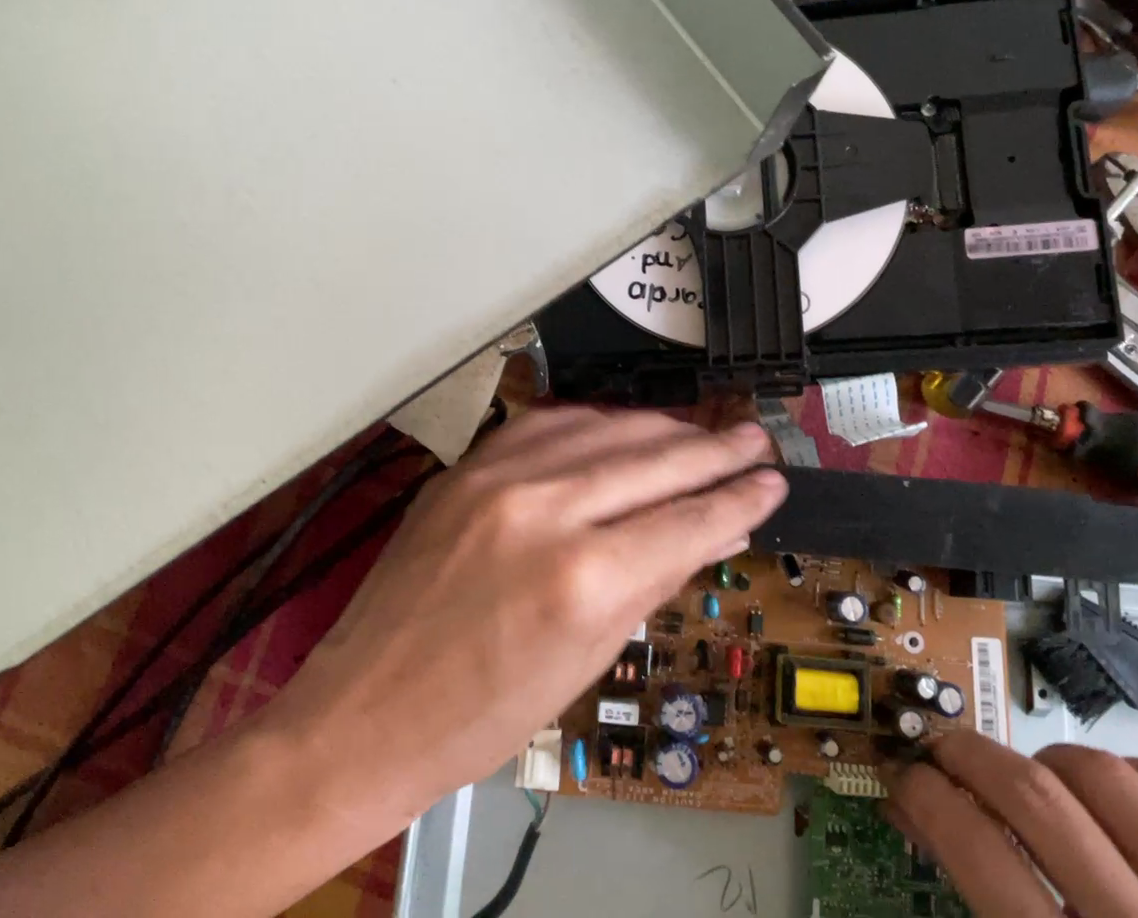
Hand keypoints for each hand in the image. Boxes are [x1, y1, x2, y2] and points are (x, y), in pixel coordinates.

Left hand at [265, 407, 786, 815]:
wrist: (368, 713)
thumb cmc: (478, 715)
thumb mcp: (588, 659)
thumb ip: (654, 581)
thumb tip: (711, 532)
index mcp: (582, 579)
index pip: (688, 519)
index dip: (740, 499)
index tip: (770, 484)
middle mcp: (542, 512)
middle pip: (655, 459)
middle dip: (715, 449)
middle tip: (753, 440)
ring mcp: (495, 480)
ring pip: (604, 427)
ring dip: (661, 427)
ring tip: (701, 433)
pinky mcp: (464, 470)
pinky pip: (547, 425)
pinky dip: (595, 422)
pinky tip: (623, 428)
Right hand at [884, 731, 1137, 917]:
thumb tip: (934, 831)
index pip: (979, 854)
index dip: (927, 800)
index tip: (908, 784)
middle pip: (1036, 799)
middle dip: (969, 758)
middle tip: (943, 756)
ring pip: (1105, 780)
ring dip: (1043, 763)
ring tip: (1025, 778)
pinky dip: (1126, 775)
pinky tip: (1106, 795)